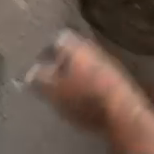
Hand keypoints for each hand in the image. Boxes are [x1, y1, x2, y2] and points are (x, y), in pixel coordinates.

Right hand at [23, 30, 152, 133]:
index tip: (39, 66)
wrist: (124, 114)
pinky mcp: (120, 81)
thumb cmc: (82, 97)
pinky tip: (86, 101)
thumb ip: (38, 79)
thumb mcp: (52, 90)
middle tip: (52, 79)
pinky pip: (99, 78)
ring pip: (87, 64)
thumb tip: (29, 72)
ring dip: (78, 75)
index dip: (46, 52)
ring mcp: (109, 63)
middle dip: (62, 63)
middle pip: (73, 51)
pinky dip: (90, 85)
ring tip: (68, 92)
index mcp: (73, 44)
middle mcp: (91, 47)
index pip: (55, 40)